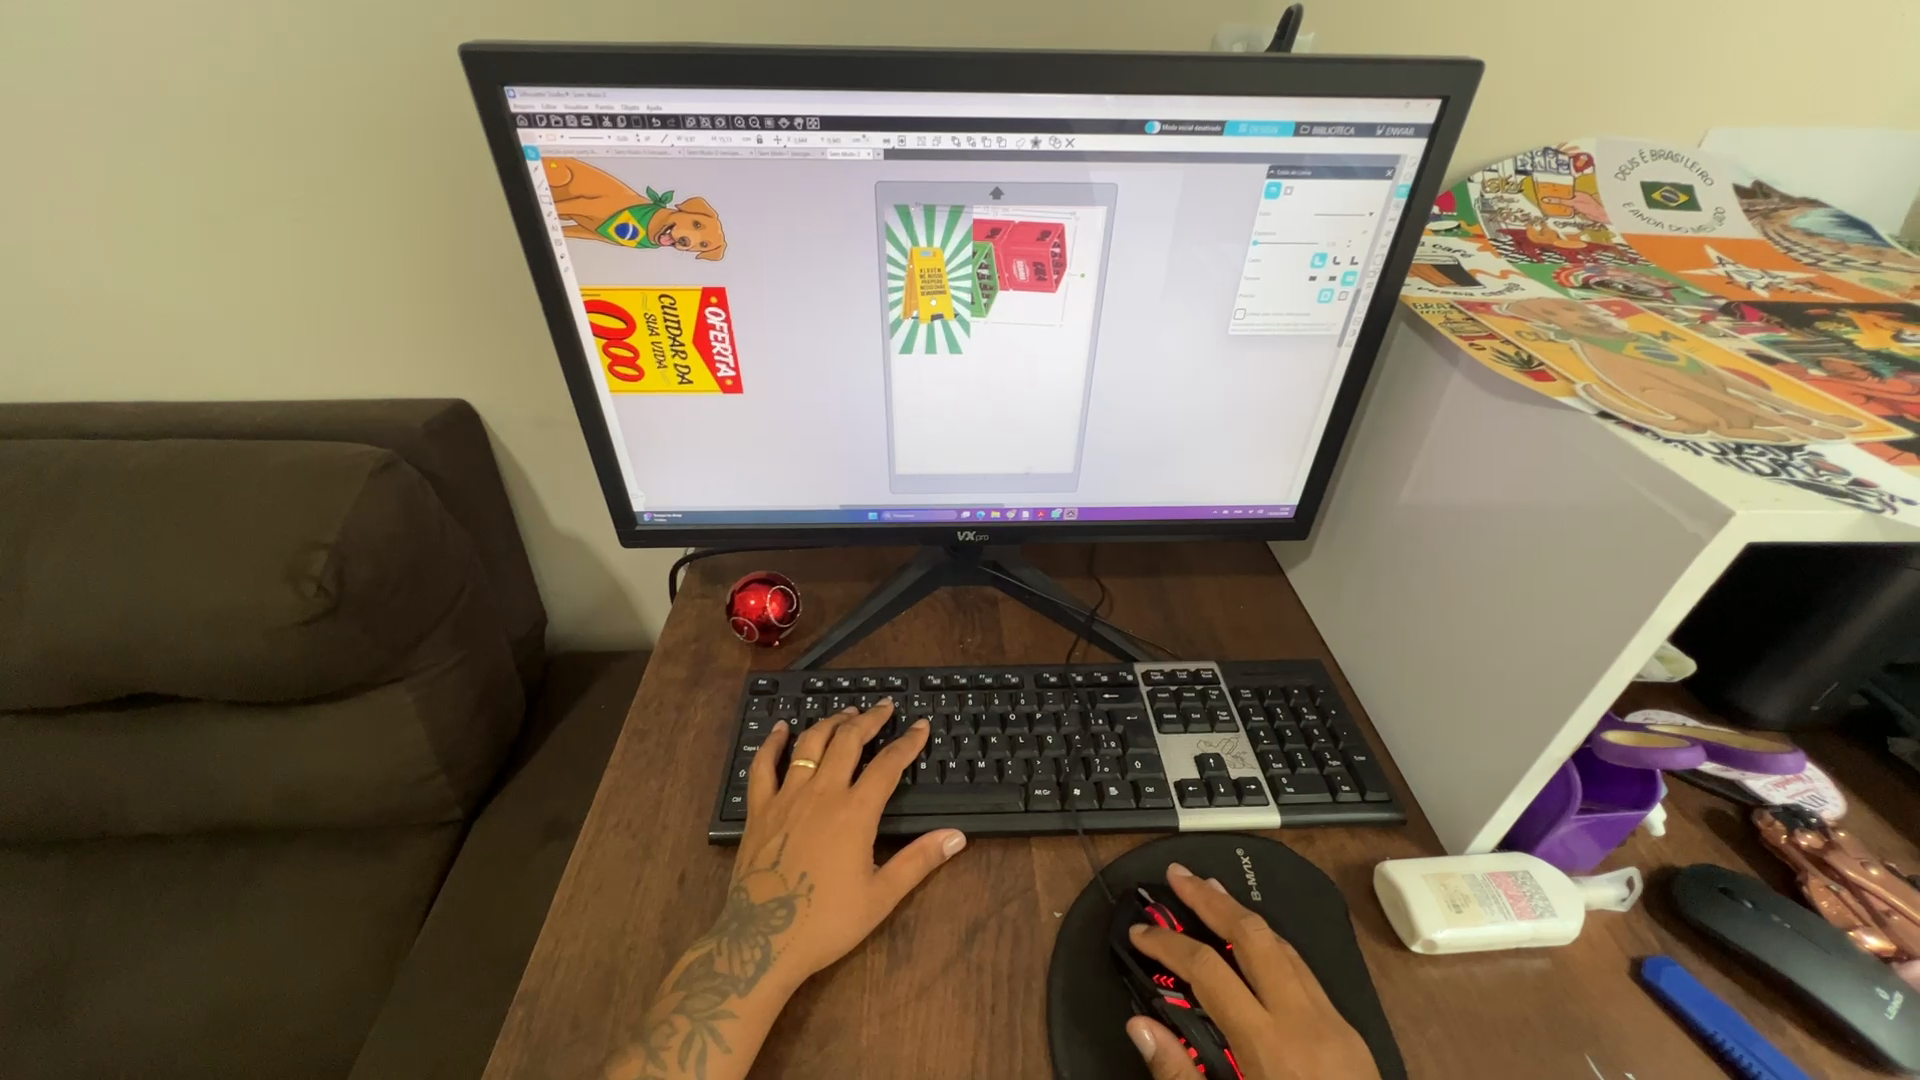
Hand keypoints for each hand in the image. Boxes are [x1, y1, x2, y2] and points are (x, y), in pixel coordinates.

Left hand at [604, 701, 964, 1079]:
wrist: (762, 942)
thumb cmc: (826, 922)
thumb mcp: (881, 895)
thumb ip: (919, 860)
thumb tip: (957, 836)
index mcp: (855, 812)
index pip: (888, 765)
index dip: (908, 742)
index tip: (920, 726)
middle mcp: (821, 794)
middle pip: (848, 741)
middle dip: (869, 719)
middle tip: (884, 707)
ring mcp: (786, 798)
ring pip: (809, 745)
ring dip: (830, 723)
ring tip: (846, 712)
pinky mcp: (759, 810)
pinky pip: (763, 766)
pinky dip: (773, 743)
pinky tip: (781, 729)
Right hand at [1125, 864, 1379, 1079]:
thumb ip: (1180, 1075)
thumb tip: (1139, 1024)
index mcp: (1271, 1046)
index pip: (1208, 970)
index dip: (1167, 943)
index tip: (1139, 932)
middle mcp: (1306, 1021)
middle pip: (1252, 936)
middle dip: (1211, 899)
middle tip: (1177, 875)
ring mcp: (1335, 1023)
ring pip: (1283, 944)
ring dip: (1241, 914)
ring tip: (1209, 890)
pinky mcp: (1351, 1034)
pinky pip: (1303, 969)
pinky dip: (1270, 942)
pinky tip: (1255, 942)